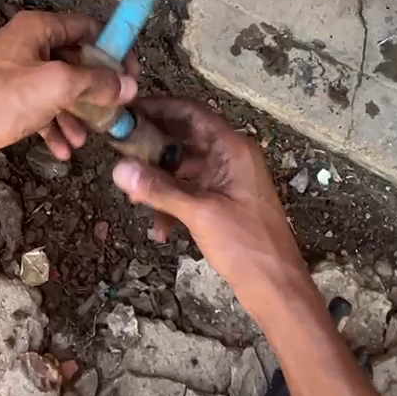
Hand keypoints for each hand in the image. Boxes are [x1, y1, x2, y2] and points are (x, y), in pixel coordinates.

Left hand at [0, 11, 135, 171]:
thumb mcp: (57, 87)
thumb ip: (96, 82)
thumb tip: (128, 84)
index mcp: (38, 27)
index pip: (88, 28)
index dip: (113, 49)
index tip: (131, 76)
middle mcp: (27, 43)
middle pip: (75, 59)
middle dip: (96, 88)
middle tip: (115, 110)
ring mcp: (15, 70)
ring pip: (58, 87)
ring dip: (76, 112)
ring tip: (87, 139)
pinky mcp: (6, 96)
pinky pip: (40, 105)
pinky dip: (54, 124)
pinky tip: (63, 149)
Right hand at [110, 98, 307, 298]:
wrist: (277, 288)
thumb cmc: (245, 244)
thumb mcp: (198, 213)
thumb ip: (158, 189)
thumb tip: (119, 169)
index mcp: (232, 148)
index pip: (190, 112)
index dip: (158, 107)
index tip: (128, 111)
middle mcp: (230, 156)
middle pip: (184, 138)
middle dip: (153, 148)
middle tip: (121, 151)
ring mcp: (227, 179)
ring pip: (184, 168)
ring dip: (159, 182)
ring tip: (133, 199)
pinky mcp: (222, 201)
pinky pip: (190, 191)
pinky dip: (172, 204)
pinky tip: (160, 230)